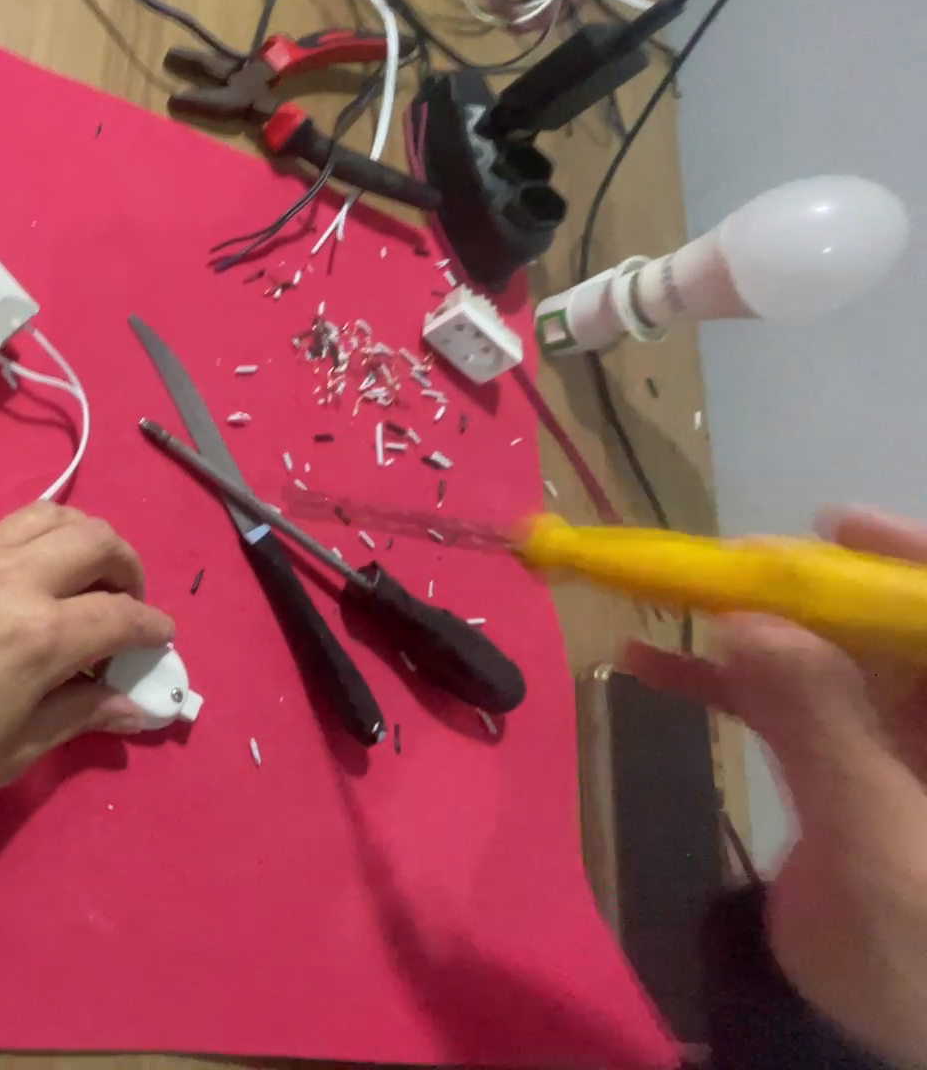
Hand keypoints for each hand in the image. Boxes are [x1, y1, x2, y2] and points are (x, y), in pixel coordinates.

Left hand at [0, 502, 175, 787]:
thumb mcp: (15, 748)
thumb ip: (80, 716)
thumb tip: (134, 707)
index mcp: (43, 634)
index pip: (122, 616)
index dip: (152, 627)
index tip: (160, 638)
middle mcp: (16, 578)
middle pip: (96, 541)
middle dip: (128, 566)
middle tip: (128, 599)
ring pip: (51, 515)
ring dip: (84, 537)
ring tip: (85, 571)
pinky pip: (6, 523)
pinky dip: (36, 536)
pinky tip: (30, 567)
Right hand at [624, 507, 926, 1064]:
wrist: (895, 1041)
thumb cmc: (922, 960)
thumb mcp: (882, 849)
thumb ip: (825, 733)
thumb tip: (750, 623)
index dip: (909, 567)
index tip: (831, 527)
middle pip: (894, 634)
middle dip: (809, 595)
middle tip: (722, 568)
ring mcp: (908, 749)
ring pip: (831, 664)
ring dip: (746, 636)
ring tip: (668, 604)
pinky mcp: (851, 769)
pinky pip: (784, 707)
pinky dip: (715, 685)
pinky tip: (645, 665)